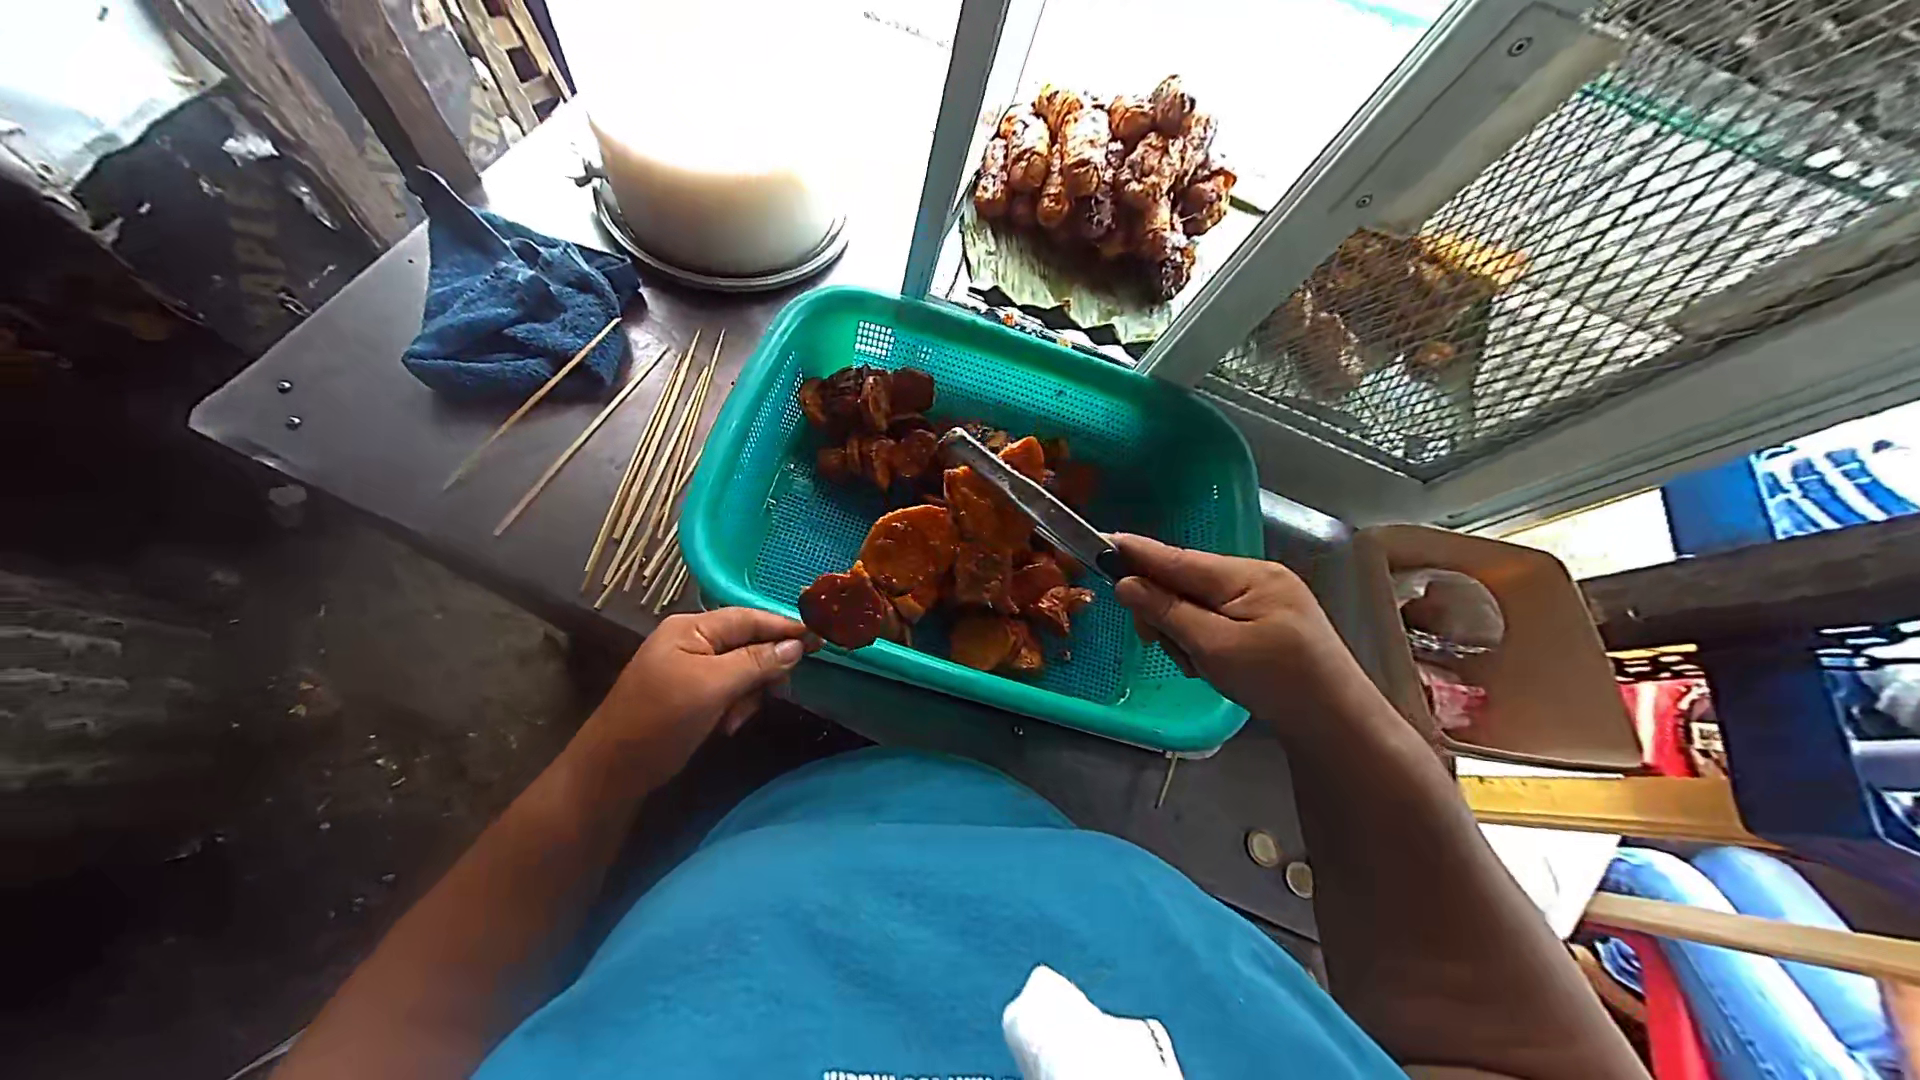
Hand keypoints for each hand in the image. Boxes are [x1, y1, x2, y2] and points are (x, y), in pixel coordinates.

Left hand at [575, 608, 818, 792]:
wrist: (612, 772)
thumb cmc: (660, 721)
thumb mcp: (712, 687)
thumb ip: (757, 662)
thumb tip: (798, 646)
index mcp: (692, 627)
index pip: (750, 618)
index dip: (785, 627)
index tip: (821, 638)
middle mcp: (693, 640)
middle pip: (750, 643)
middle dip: (762, 670)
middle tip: (774, 692)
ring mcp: (692, 666)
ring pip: (744, 669)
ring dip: (748, 694)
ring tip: (734, 720)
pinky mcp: (693, 692)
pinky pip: (730, 688)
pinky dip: (735, 706)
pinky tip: (726, 725)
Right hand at [1110, 533, 1373, 727]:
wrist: (1337, 725)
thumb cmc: (1279, 683)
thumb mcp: (1215, 647)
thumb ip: (1167, 612)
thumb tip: (1125, 584)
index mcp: (1247, 576)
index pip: (1178, 558)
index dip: (1137, 553)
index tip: (1102, 542)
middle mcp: (1255, 578)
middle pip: (1185, 581)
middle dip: (1163, 609)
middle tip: (1154, 641)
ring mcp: (1264, 599)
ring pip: (1197, 603)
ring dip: (1183, 630)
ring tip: (1197, 664)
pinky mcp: (1266, 621)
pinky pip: (1215, 618)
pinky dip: (1202, 638)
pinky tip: (1211, 664)